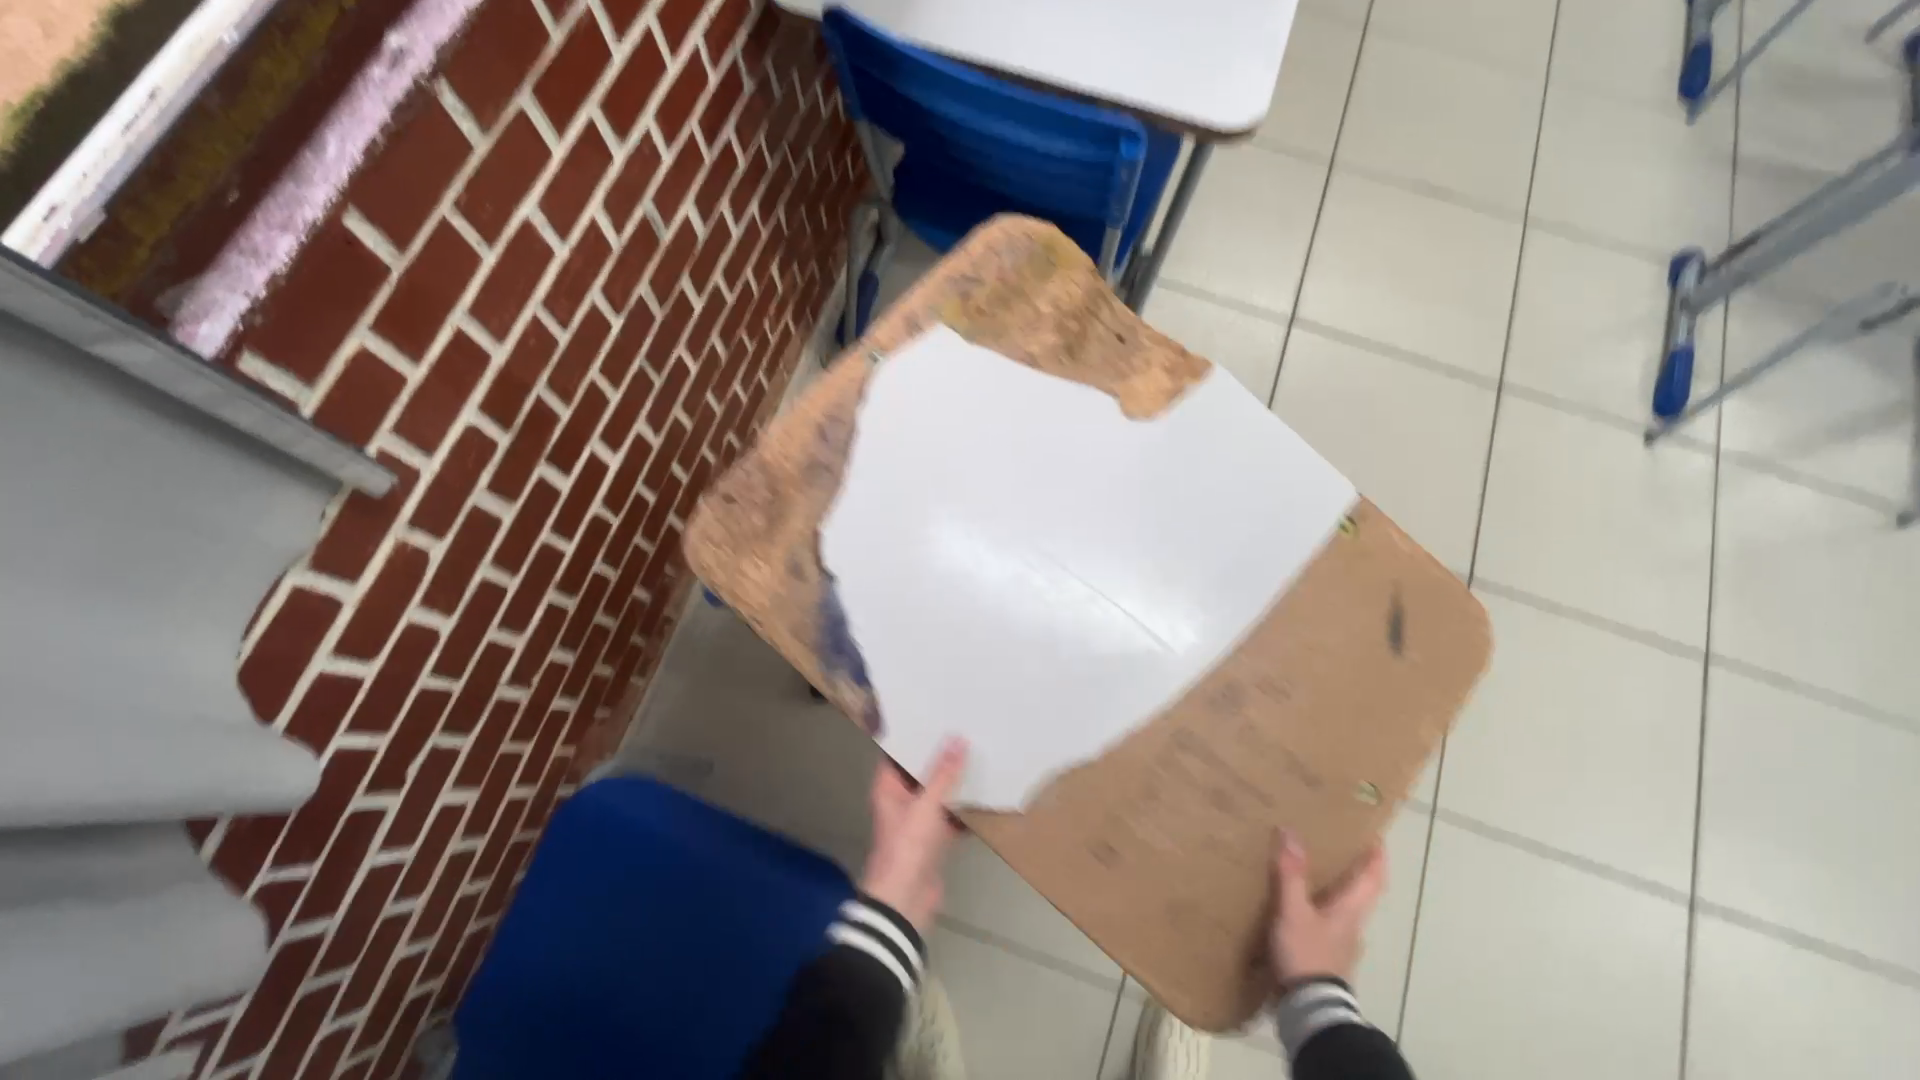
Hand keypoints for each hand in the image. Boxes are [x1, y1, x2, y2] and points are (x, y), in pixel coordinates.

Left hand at [860, 738, 967, 929]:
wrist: (906, 901)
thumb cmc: (907, 847)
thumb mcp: (926, 805)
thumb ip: (943, 773)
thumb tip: (958, 738)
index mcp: (888, 788)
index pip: (898, 753)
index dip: (914, 735)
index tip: (936, 714)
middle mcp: (901, 801)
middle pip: (921, 772)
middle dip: (941, 756)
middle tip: (966, 729)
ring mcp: (918, 821)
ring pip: (939, 794)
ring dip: (955, 781)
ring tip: (979, 753)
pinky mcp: (935, 840)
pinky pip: (952, 817)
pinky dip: (965, 809)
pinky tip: (986, 793)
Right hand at [1268, 831, 1386, 987]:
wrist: (1309, 1006)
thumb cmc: (1307, 954)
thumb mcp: (1294, 912)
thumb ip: (1292, 875)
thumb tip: (1290, 832)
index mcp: (1350, 909)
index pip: (1372, 878)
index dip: (1376, 858)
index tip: (1376, 837)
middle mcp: (1351, 923)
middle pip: (1361, 892)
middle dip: (1356, 869)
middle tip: (1340, 845)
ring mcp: (1340, 941)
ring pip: (1345, 907)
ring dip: (1337, 887)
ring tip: (1315, 869)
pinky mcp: (1325, 954)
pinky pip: (1327, 921)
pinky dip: (1320, 906)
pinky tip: (1300, 905)